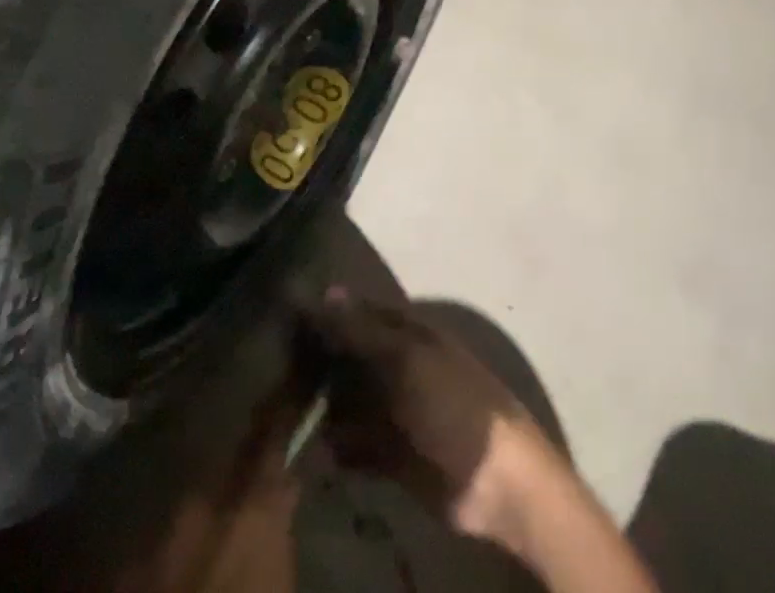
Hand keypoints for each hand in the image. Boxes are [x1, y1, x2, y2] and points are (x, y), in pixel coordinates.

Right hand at [297, 288, 573, 541]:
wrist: (500, 485)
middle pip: (350, 358)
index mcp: (413, 337)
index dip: (326, 311)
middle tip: (274, 365)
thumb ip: (362, 328)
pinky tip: (310, 446)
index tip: (284, 313)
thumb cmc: (455, 407)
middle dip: (318, 361)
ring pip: (348, 401)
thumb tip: (326, 289)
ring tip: (283, 409)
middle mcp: (402, 369)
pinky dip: (335, 446)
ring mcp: (398, 413)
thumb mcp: (408, 358)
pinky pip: (354, 444)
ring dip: (322, 405)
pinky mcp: (392, 455)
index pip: (361, 313)